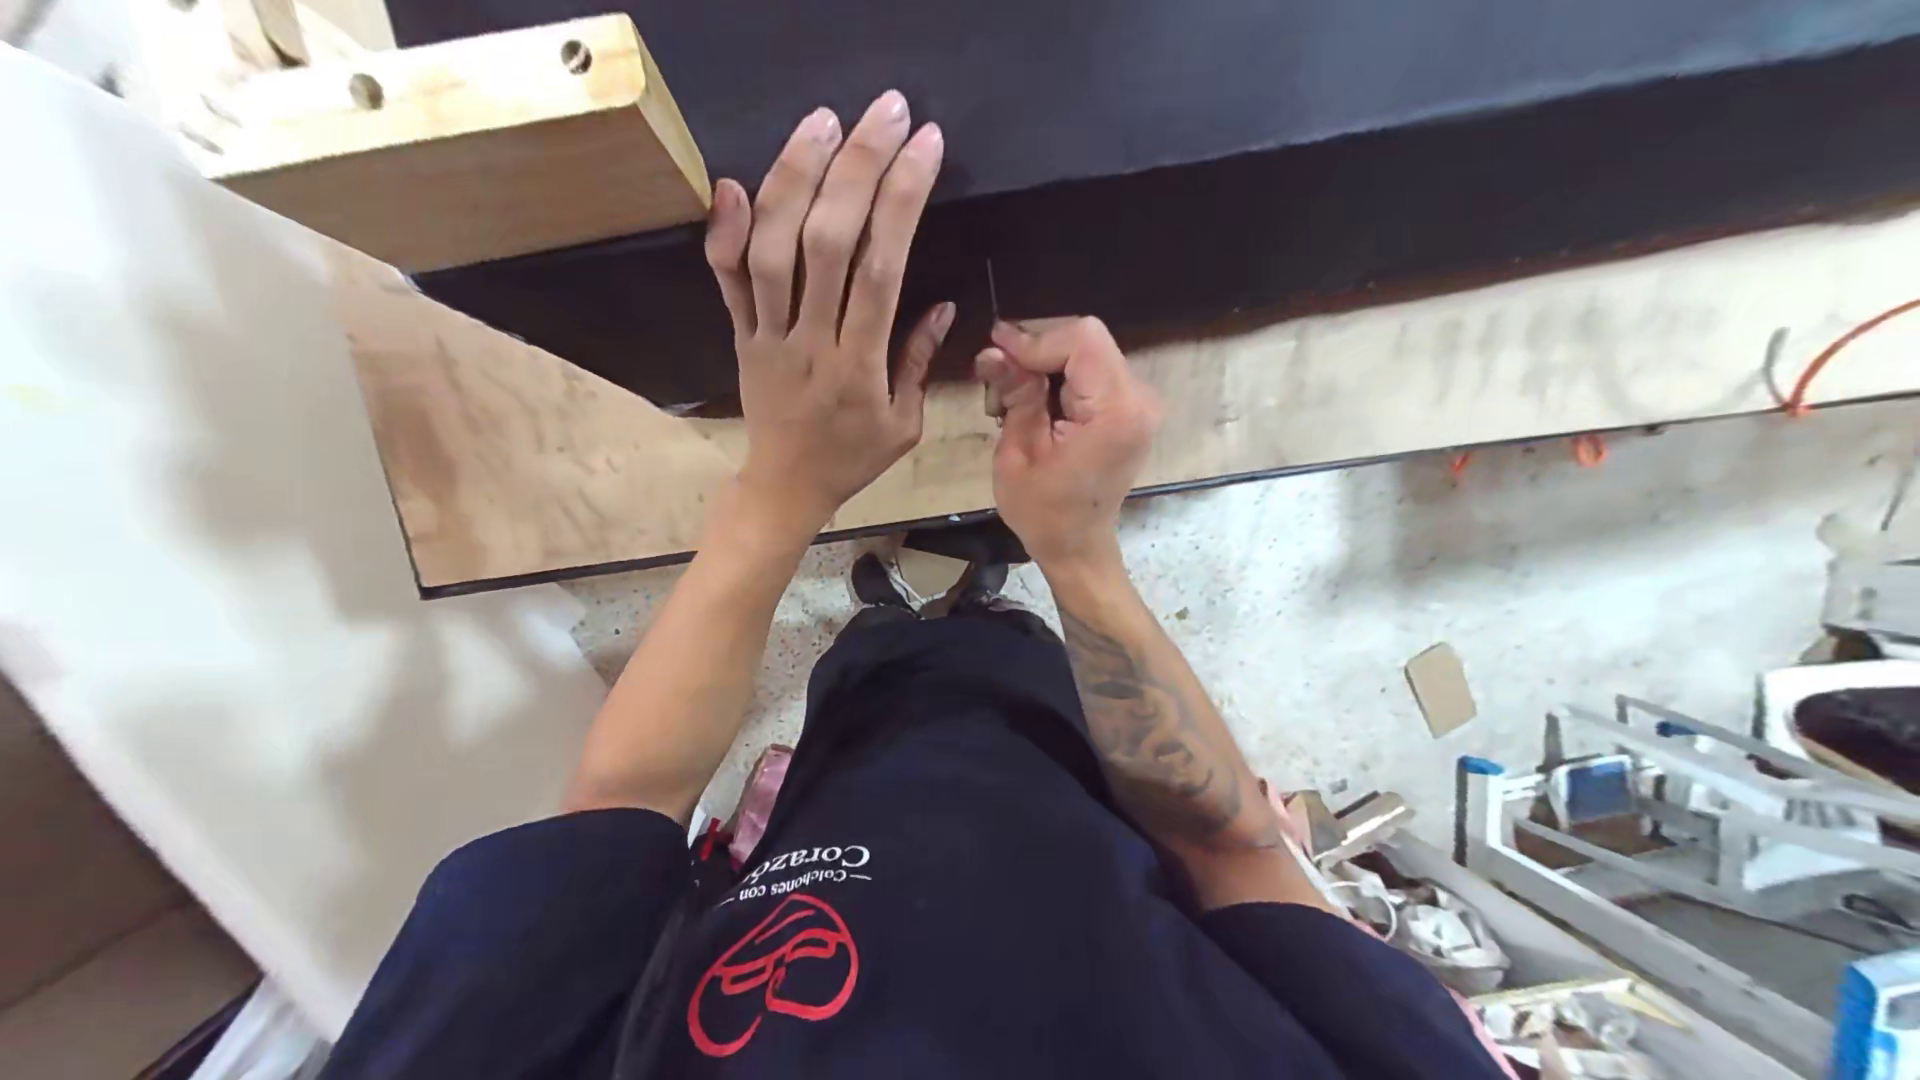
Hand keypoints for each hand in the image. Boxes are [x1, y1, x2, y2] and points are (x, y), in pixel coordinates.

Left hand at [704, 91, 951, 532]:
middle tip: (884, 112)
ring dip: (795, 178)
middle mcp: (811, 342)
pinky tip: (737, 182)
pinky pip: (725, 281)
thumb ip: (917, 362)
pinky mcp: (739, 336)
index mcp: (860, 366)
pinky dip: (724, 232)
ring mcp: (767, 336)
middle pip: (827, 242)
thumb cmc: (852, 458)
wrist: (786, 485)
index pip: (881, 269)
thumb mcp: (904, 425)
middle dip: (858, 168)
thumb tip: (944, 303)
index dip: (901, 202)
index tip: (924, 148)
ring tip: (824, 123)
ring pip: (771, 249)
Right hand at [976, 317, 1160, 572]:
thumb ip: (1014, 395)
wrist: (1077, 546)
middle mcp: (1138, 399)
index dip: (1034, 338)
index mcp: (1116, 413)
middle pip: (1086, 339)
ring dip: (1043, 363)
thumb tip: (994, 349)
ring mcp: (1139, 402)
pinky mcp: (1129, 407)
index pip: (1081, 339)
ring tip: (1009, 395)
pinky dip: (1058, 375)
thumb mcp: (1017, 454)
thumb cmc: (1043, 513)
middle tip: (996, 374)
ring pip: (1086, 350)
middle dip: (1036, 349)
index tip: (995, 351)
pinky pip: (1091, 370)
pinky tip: (1032, 400)